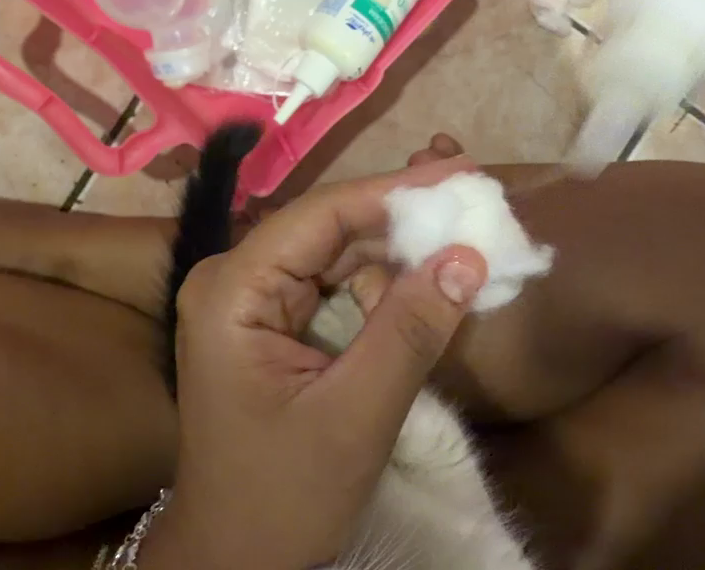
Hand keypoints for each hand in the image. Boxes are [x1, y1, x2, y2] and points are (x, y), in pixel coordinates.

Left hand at [145, 156, 489, 569]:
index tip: (458, 174)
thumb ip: (409, 331)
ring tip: (460, 236)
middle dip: (400, 220)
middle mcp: (234, 279)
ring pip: (334, 255)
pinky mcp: (269, 323)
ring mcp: (249, 300)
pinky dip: (380, 287)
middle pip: (327, 230)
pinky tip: (424, 280)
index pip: (319, 216)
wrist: (234, 560)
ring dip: (395, 252)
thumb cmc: (283, 495)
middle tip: (471, 203)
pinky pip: (331, 287)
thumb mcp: (355, 415)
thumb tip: (467, 254)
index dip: (392, 191)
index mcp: (232, 289)